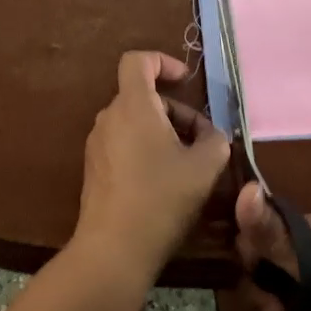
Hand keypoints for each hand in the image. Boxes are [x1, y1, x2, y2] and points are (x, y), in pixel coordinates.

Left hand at [73, 51, 231, 272]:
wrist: (113, 249)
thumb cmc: (161, 199)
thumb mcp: (204, 168)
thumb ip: (215, 141)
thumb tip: (212, 135)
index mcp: (132, 105)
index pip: (138, 61)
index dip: (163, 62)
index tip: (186, 81)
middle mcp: (109, 117)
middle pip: (142, 96)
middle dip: (176, 112)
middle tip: (203, 142)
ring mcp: (97, 143)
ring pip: (134, 122)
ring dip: (163, 133)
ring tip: (188, 166)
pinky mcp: (94, 168)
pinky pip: (123, 143)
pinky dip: (146, 150)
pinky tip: (165, 184)